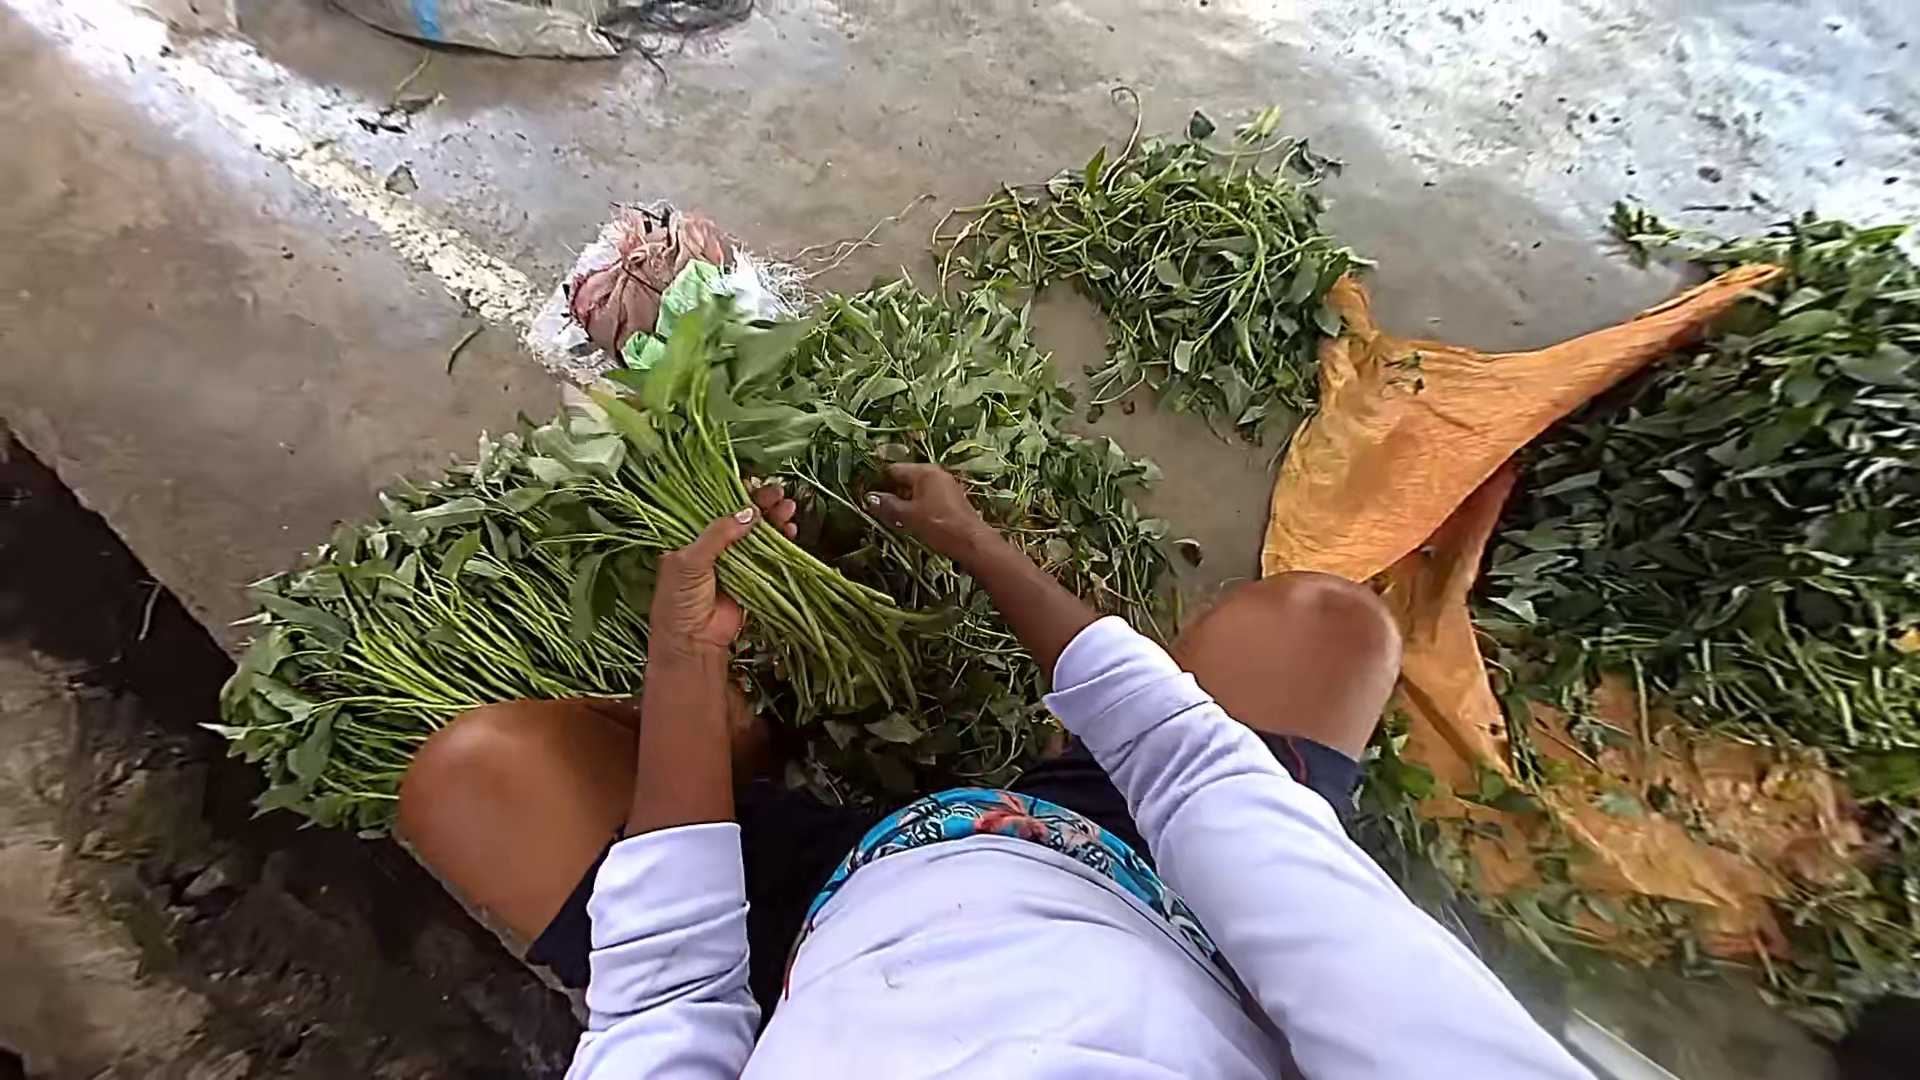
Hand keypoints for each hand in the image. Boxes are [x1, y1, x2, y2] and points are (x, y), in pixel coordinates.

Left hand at [649, 485, 796, 660]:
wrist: (693, 641)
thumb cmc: (680, 600)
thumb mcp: (690, 561)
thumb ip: (719, 534)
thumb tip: (750, 512)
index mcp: (690, 538)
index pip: (714, 508)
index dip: (735, 495)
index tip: (755, 485)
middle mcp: (712, 546)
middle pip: (741, 519)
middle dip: (761, 505)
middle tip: (779, 494)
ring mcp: (734, 561)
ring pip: (758, 534)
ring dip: (774, 521)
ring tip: (789, 509)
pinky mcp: (752, 576)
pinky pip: (769, 554)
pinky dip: (781, 542)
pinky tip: (790, 531)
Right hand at [866, 463, 995, 563]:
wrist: (971, 542)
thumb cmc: (938, 525)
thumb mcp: (908, 516)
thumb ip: (888, 505)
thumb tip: (870, 498)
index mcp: (924, 471)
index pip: (894, 470)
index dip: (878, 480)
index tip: (865, 492)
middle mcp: (936, 474)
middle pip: (906, 478)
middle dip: (891, 491)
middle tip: (875, 507)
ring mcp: (946, 486)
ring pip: (917, 489)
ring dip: (904, 500)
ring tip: (889, 515)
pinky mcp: (952, 500)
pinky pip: (928, 497)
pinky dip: (917, 505)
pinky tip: (910, 519)